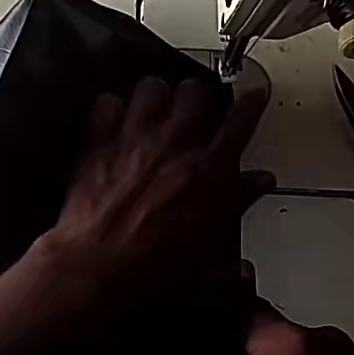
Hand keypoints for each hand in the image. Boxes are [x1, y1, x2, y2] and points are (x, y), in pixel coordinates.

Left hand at [36, 77, 271, 309]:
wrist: (98, 266)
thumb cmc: (151, 265)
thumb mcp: (209, 243)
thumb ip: (236, 203)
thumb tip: (256, 183)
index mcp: (209, 169)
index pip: (242, 120)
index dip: (251, 102)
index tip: (253, 96)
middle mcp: (174, 144)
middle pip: (194, 91)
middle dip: (195, 99)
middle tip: (192, 113)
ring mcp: (134, 138)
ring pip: (151, 88)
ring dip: (154, 98)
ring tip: (152, 113)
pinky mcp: (98, 142)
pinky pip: (107, 103)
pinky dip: (110, 110)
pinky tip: (112, 122)